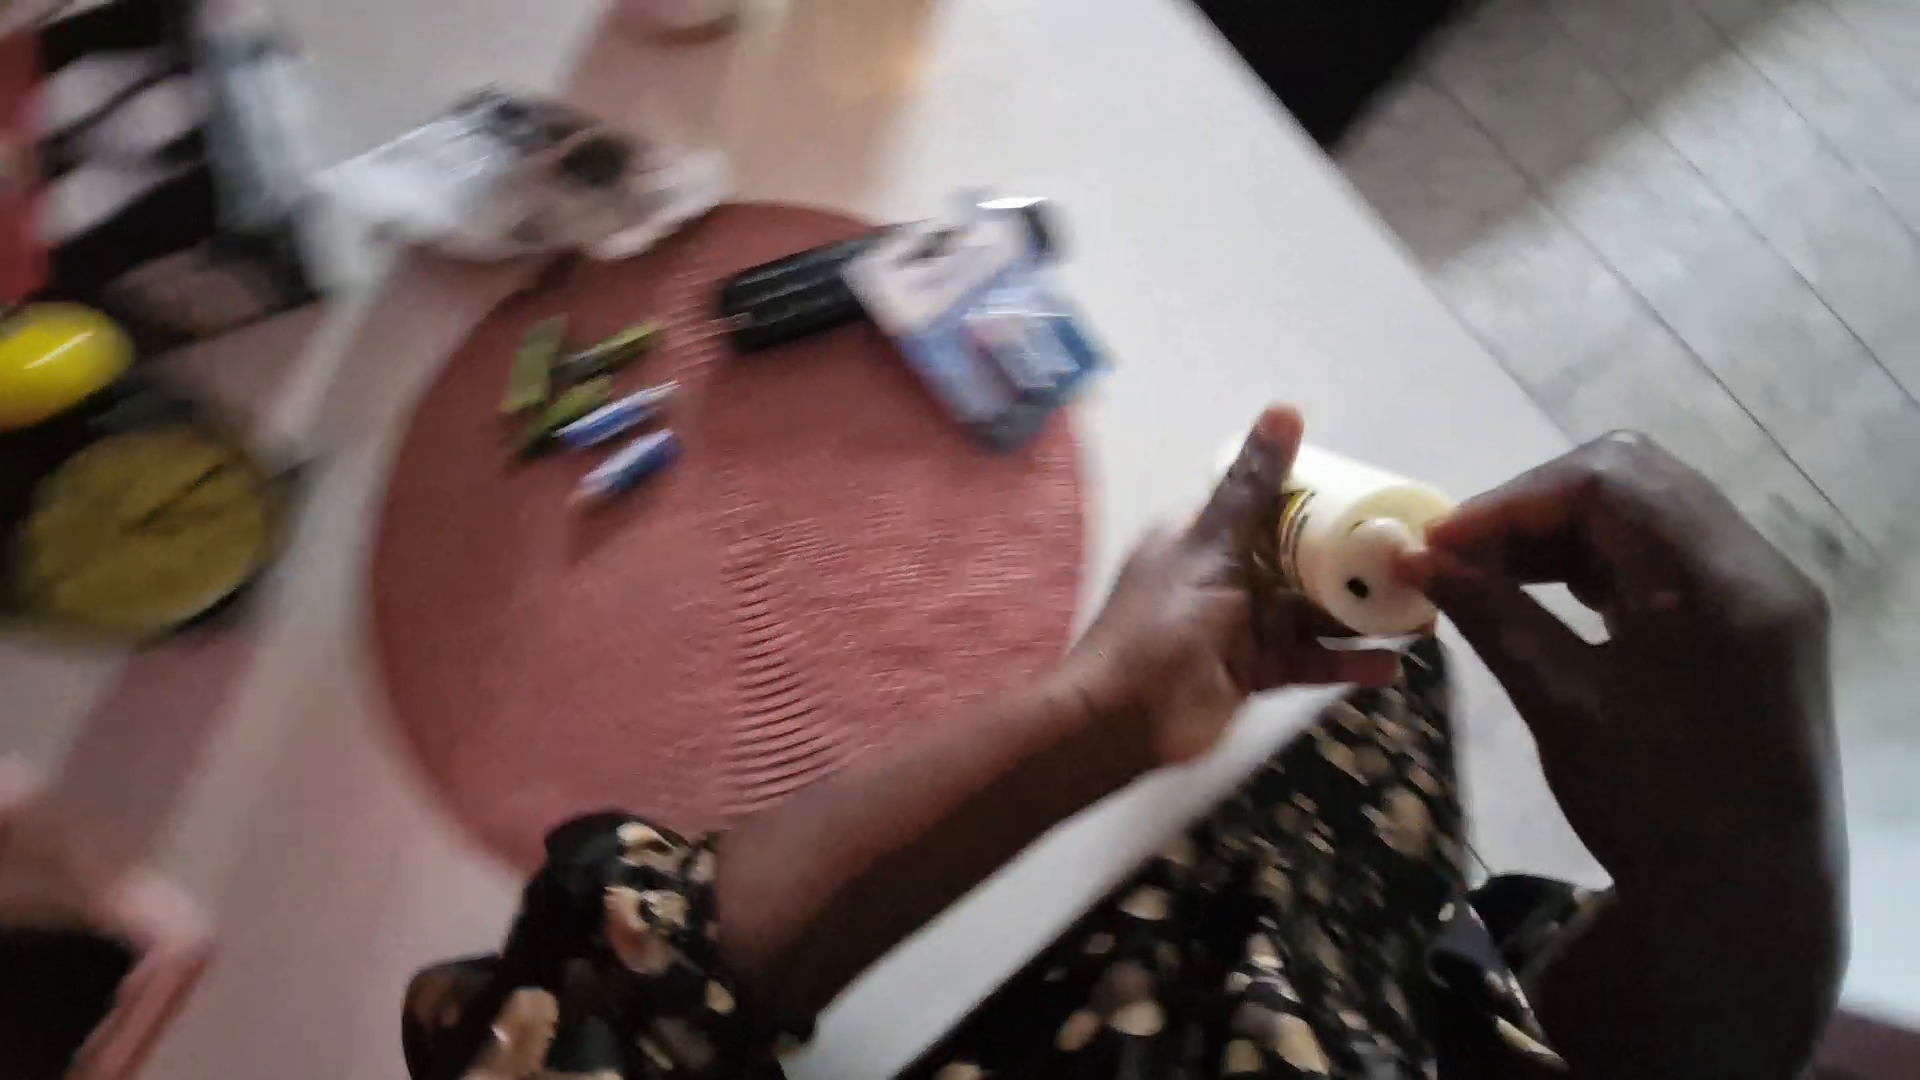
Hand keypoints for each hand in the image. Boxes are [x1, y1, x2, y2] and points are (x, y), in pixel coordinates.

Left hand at [1065, 406, 1399, 765]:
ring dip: (1360, 614)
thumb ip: (1251, 488)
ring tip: (1421, 615)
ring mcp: (1243, 622)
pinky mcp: (1256, 668)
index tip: (1381, 503)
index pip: (1273, 505)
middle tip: (1418, 562)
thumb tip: (1285, 408)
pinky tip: (1390, 665)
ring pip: (1312, 610)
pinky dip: (1344, 662)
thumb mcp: (1210, 549)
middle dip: (1356, 563)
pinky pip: (1309, 658)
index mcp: (1206, 534)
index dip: (1324, 502)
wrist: (1124, 718)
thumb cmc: (1162, 625)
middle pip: (1303, 559)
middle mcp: (1228, 572)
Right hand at [1396, 432, 1838, 881]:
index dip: (1509, 501)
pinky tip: (1527, 588)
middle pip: (1628, 478)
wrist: (1743, 893)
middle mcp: (1749, 569)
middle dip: (1525, 505)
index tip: (1438, 543)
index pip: (1609, 483)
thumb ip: (1487, 615)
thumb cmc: (1651, 801)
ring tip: (1480, 572)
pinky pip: (1642, 549)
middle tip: (1456, 554)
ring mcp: (1745, 590)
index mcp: (1722, 588)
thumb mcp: (1557, 702)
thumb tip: (1410, 557)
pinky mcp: (1728, 614)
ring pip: (1633, 508)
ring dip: (1546, 528)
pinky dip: (1573, 555)